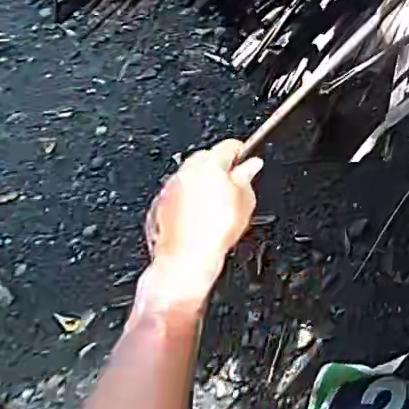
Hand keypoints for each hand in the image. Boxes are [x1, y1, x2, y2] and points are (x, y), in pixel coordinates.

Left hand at [136, 139, 262, 314]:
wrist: (185, 262)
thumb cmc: (215, 233)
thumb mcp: (245, 201)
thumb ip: (247, 178)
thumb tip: (251, 166)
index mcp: (210, 167)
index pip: (228, 146)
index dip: (241, 152)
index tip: (246, 161)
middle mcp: (185, 174)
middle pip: (204, 157)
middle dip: (218, 166)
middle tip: (232, 182)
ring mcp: (168, 190)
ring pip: (188, 175)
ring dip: (201, 182)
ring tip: (215, 202)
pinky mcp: (157, 206)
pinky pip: (175, 194)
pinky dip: (186, 198)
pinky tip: (198, 216)